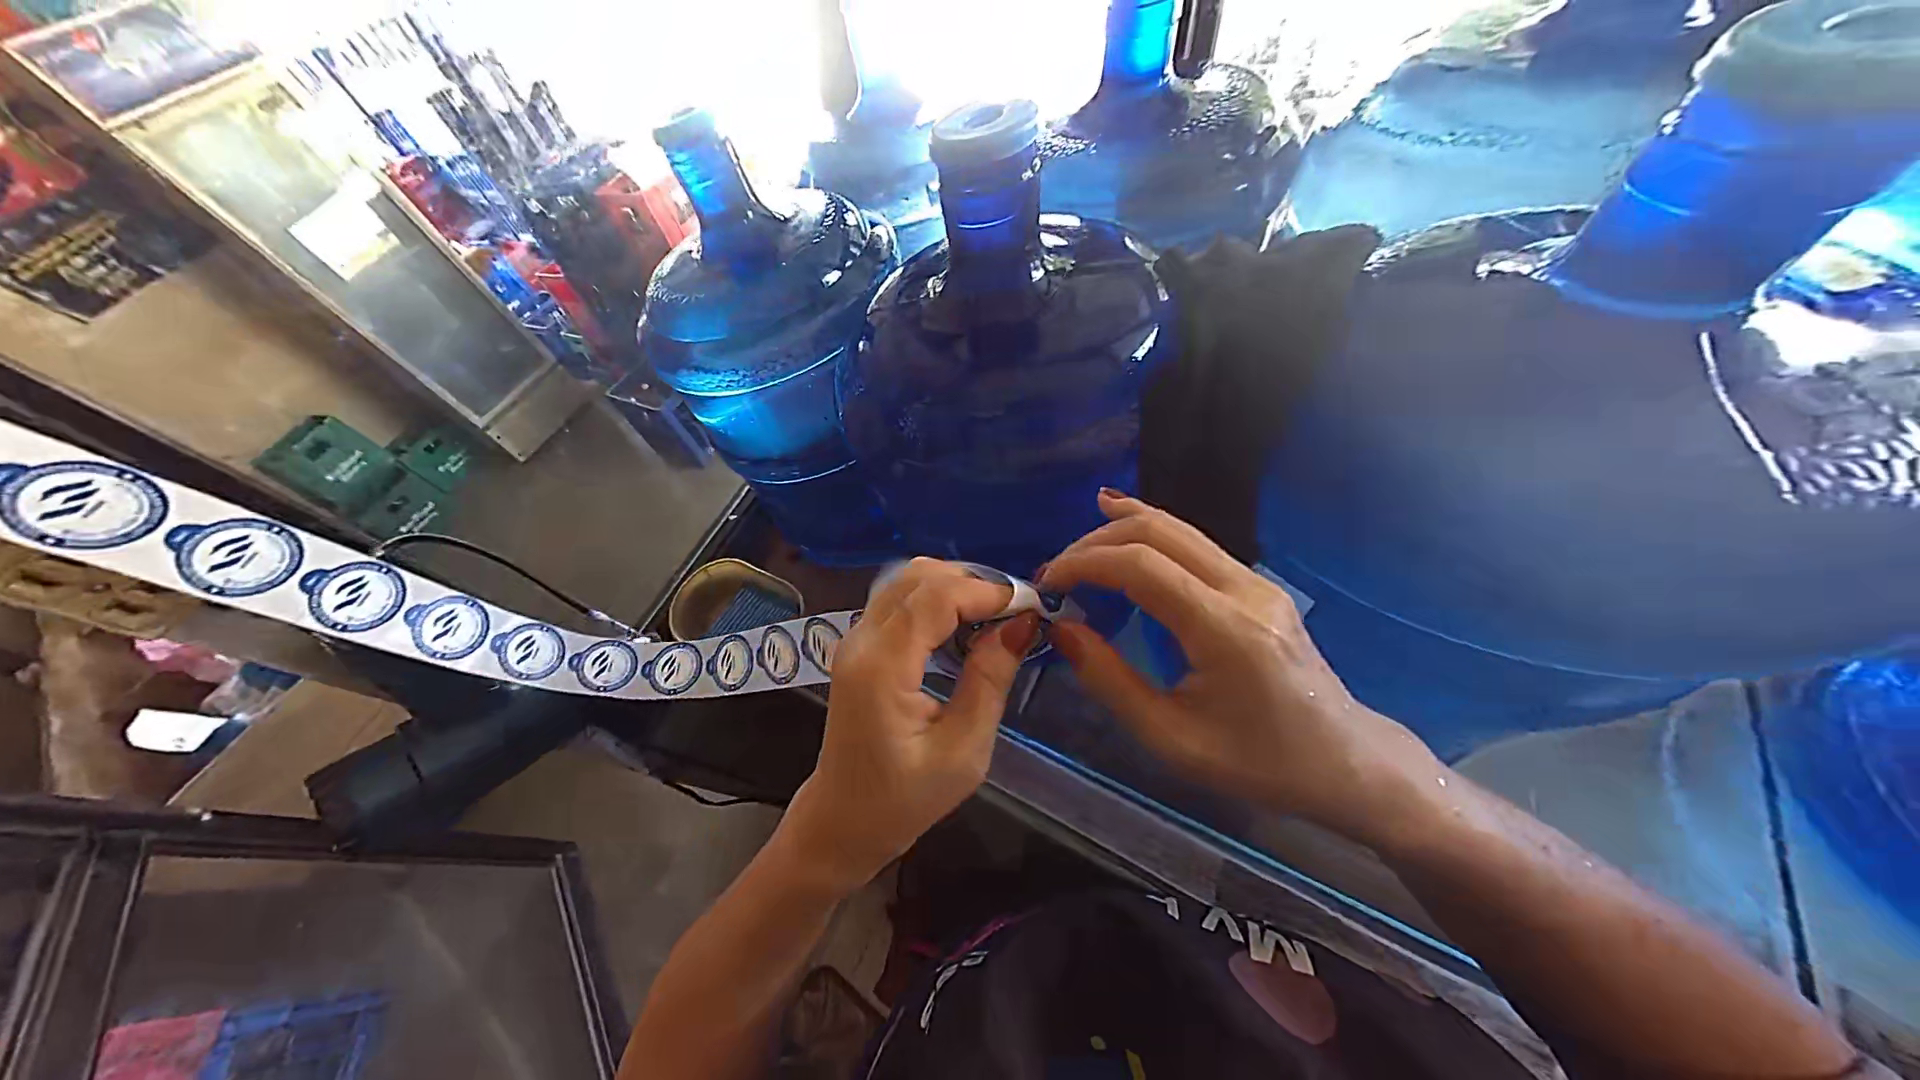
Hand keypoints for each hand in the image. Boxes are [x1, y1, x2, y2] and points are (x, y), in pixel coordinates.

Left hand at [778, 558, 1040, 891]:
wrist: (843, 820)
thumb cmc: (904, 800)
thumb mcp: (963, 751)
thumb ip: (989, 679)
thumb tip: (1022, 623)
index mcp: (882, 667)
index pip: (937, 597)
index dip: (989, 591)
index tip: (1032, 607)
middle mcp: (861, 640)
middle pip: (920, 576)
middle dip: (975, 583)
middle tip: (1019, 612)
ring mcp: (856, 638)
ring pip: (909, 580)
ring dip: (957, 587)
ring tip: (998, 617)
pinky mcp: (860, 644)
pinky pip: (901, 599)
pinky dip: (939, 599)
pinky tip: (967, 626)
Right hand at [1039, 492, 1442, 840]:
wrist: (1346, 763)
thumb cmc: (1259, 764)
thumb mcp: (1172, 739)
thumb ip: (1110, 681)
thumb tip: (1062, 630)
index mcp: (1225, 630)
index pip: (1142, 567)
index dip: (1085, 564)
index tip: (1047, 584)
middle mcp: (1244, 590)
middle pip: (1159, 532)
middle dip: (1096, 542)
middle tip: (1056, 572)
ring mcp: (1257, 582)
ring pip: (1179, 529)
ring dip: (1120, 532)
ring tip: (1075, 549)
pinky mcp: (1258, 586)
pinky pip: (1194, 544)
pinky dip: (1149, 535)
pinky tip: (1122, 528)